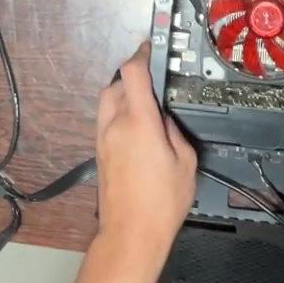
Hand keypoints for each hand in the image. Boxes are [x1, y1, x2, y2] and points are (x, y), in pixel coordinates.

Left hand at [93, 44, 197, 270]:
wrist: (130, 234)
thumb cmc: (161, 202)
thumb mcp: (185, 162)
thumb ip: (174, 131)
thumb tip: (164, 118)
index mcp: (139, 122)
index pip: (133, 72)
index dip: (143, 55)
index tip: (152, 49)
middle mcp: (115, 125)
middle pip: (117, 83)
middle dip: (133, 76)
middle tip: (154, 82)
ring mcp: (103, 138)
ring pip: (107, 100)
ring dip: (123, 94)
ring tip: (145, 106)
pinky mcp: (98, 152)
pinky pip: (106, 119)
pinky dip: (118, 113)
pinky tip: (137, 128)